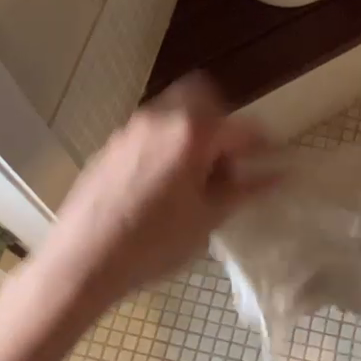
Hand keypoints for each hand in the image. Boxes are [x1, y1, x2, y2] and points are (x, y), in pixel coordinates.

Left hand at [31, 76, 271, 308]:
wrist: (81, 262)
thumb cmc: (153, 244)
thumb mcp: (208, 219)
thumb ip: (246, 189)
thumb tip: (279, 175)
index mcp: (192, 133)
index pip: (241, 126)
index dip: (261, 143)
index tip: (270, 160)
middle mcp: (161, 119)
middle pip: (202, 98)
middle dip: (221, 124)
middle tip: (228, 161)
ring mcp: (130, 130)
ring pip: (173, 114)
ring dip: (192, 134)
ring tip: (196, 178)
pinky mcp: (110, 147)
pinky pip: (149, 133)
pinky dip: (166, 146)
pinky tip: (163, 188)